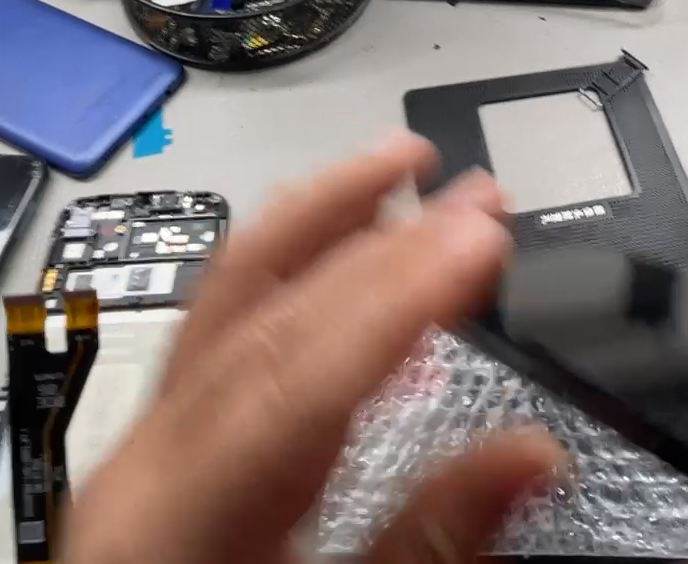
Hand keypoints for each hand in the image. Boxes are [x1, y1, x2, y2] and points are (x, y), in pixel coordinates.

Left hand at [65, 133, 560, 563]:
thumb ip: (431, 540)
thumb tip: (534, 454)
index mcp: (179, 519)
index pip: (298, 380)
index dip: (397, 299)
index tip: (480, 241)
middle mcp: (153, 450)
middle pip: (272, 312)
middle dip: (388, 239)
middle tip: (476, 197)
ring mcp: (155, 420)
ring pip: (236, 281)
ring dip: (327, 208)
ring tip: (401, 161)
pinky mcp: (174, 411)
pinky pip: (236, 303)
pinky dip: (303, 249)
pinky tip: (355, 226)